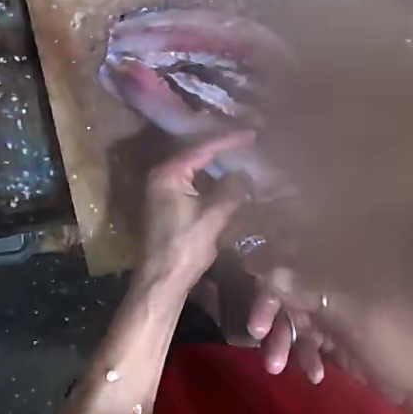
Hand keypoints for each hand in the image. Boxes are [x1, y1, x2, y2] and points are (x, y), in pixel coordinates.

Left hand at [139, 131, 253, 288]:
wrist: (161, 279)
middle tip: (248, 141)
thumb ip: (232, 190)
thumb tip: (245, 175)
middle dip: (222, 149)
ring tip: (243, 158)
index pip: (202, 148)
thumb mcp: (214, 216)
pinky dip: (211, 181)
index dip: (228, 140)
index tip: (252, 134)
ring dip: (217, 166)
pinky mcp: (167, 205)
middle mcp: (160, 176)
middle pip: (196, 155)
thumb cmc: (185, 246)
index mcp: (168, 173)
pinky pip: (192, 184)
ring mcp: (161, 191)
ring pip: (195, 171)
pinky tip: (228, 182)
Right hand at [242, 271, 412, 396]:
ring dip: (282, 339)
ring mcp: (335, 310)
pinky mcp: (336, 337)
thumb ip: (308, 289)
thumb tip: (263, 265)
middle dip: (271, 311)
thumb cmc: (398, 344)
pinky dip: (304, 355)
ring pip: (293, 315)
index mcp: (342, 269)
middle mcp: (335, 283)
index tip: (253, 288)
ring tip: (276, 367)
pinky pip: (306, 340)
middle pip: (288, 286)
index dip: (269, 274)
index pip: (294, 258)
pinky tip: (314, 374)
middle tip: (256, 334)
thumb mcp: (352, 316)